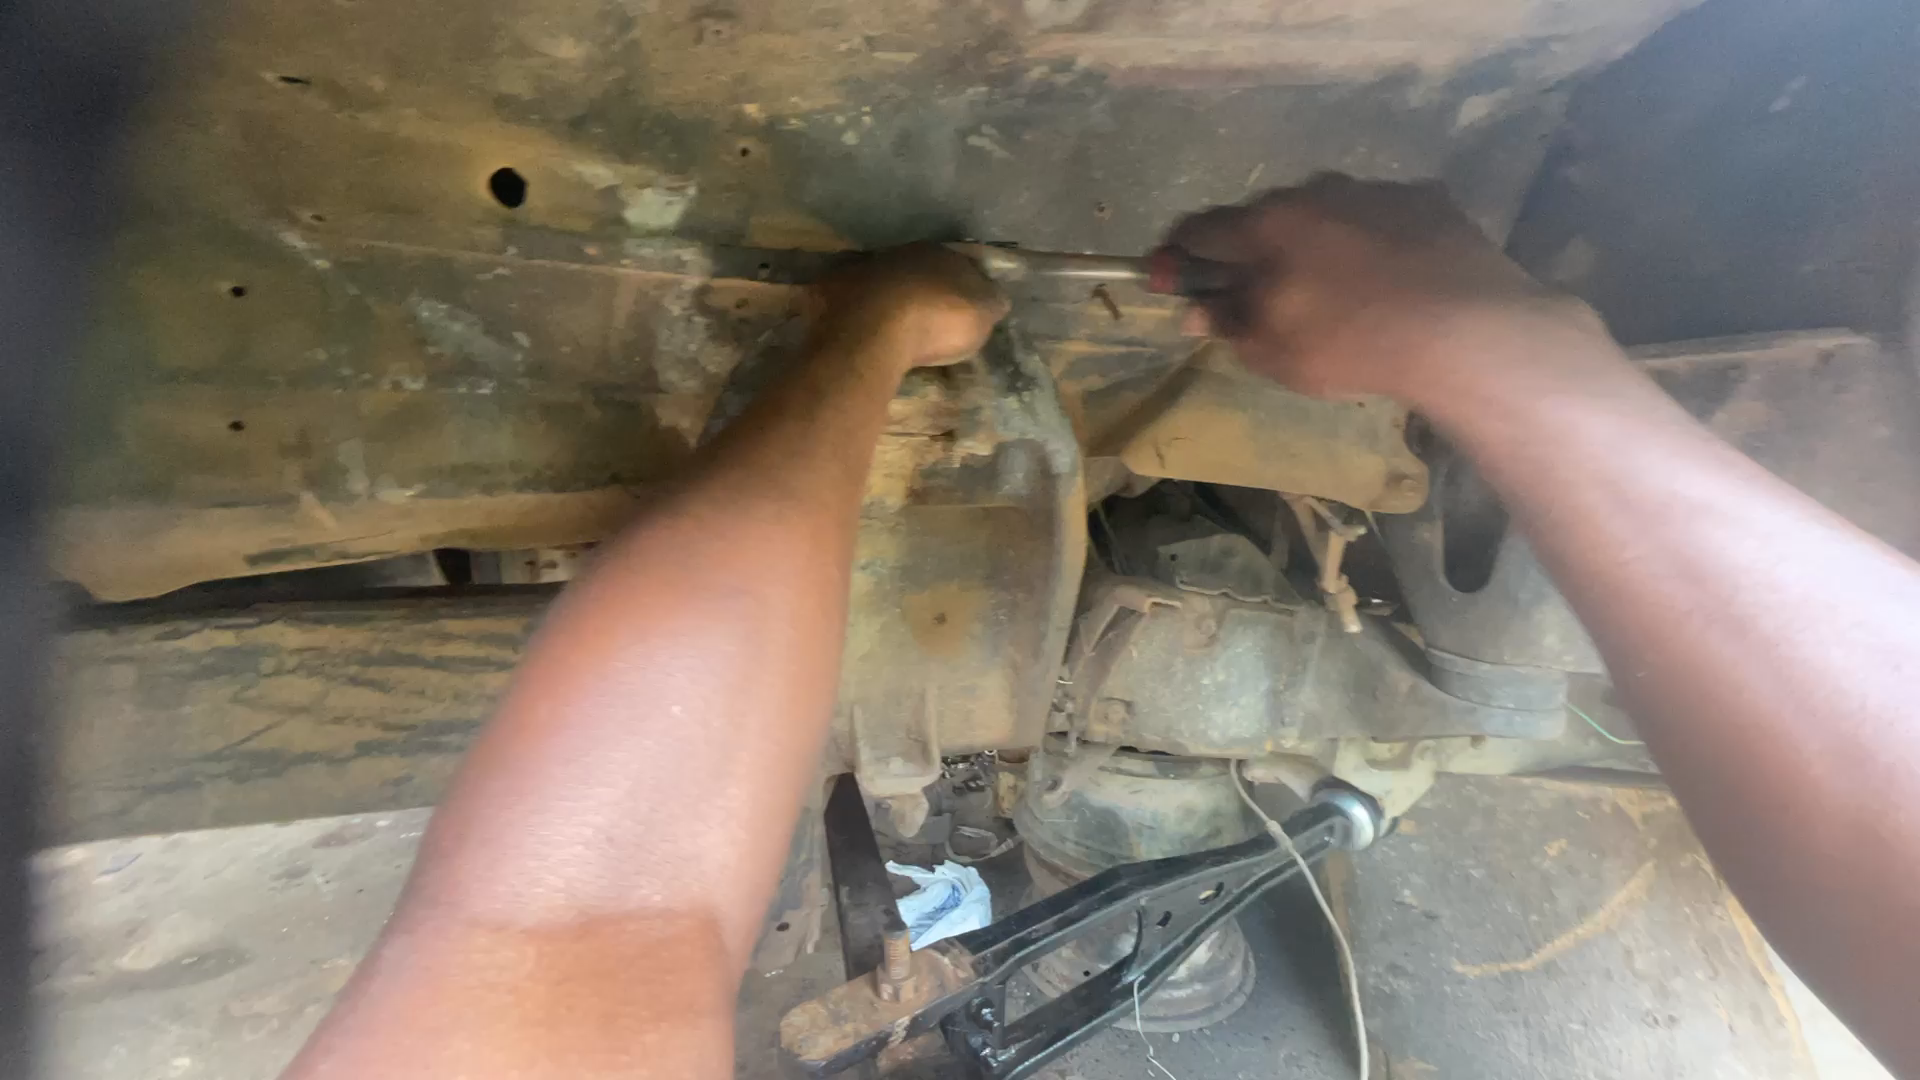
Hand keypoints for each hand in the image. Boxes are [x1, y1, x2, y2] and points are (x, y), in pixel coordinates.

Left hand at [809, 243, 1009, 371]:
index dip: (962, 284)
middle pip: (914, 272)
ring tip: (893, 329)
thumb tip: (996, 298)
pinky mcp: (830, 294)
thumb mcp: (981, 313)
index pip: (956, 263)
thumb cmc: (936, 319)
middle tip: (927, 318)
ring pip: (880, 284)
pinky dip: (855, 316)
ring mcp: (860, 271)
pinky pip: (848, 304)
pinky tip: (860, 335)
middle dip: (921, 290)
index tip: (963, 305)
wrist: (874, 329)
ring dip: (886, 301)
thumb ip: (990, 302)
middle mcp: (898, 254)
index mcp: (938, 252)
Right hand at [1162, 173, 1607, 402]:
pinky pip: (1371, 220)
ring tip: (1318, 290)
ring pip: (1319, 215)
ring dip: (1302, 246)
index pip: (1200, 230)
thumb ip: (1227, 322)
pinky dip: (1357, 245)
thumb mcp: (1269, 349)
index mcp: (1267, 227)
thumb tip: (1196, 311)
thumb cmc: (1345, 342)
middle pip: (1260, 219)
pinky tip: (1374, 282)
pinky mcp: (1426, 201)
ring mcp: (1374, 191)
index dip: (1173, 256)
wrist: (1464, 330)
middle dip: (1242, 253)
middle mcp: (1315, 193)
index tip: (1161, 278)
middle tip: (1243, 293)